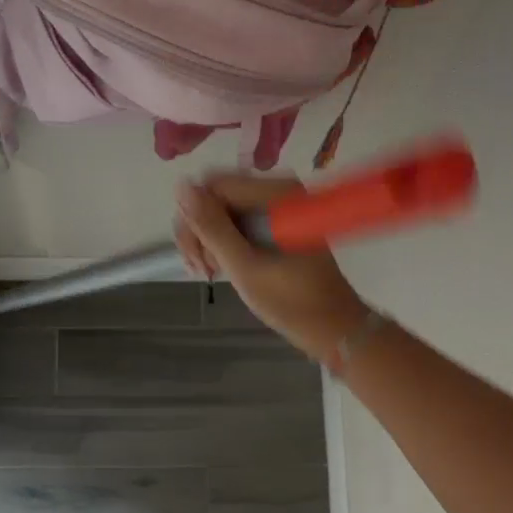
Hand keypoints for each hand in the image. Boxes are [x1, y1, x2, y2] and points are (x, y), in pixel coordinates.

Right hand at [174, 172, 371, 361]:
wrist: (330, 326)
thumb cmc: (291, 302)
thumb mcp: (244, 267)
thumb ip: (212, 228)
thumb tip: (181, 187)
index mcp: (276, 193)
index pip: (214, 186)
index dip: (195, 219)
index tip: (195, 258)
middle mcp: (276, 190)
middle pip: (216, 196)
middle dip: (200, 232)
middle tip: (201, 270)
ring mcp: (275, 206)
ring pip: (221, 212)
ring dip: (207, 242)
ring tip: (210, 273)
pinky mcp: (274, 223)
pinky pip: (236, 223)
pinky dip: (222, 246)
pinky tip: (218, 268)